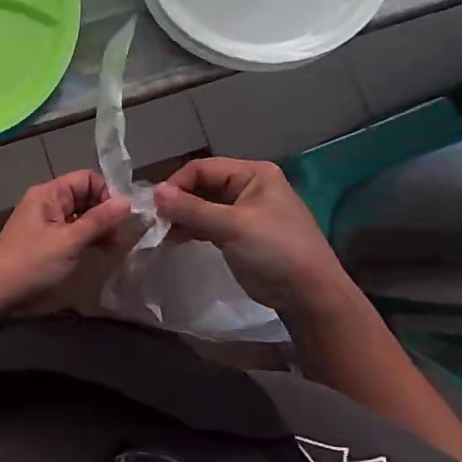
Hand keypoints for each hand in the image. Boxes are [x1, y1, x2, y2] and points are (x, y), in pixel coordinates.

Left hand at [0, 170, 130, 313]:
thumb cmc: (33, 264)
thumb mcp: (69, 241)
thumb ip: (99, 220)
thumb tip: (127, 201)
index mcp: (48, 194)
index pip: (87, 178)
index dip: (106, 194)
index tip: (118, 219)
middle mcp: (46, 202)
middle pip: (85, 196)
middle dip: (105, 213)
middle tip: (120, 238)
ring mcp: (44, 222)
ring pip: (80, 216)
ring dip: (98, 228)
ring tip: (114, 247)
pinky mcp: (45, 240)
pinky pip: (71, 231)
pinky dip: (86, 238)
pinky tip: (99, 251)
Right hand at [154, 157, 353, 314]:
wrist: (307, 294)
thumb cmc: (275, 250)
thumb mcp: (233, 226)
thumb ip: (192, 209)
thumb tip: (154, 192)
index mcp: (253, 174)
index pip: (203, 168)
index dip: (177, 184)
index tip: (155, 206)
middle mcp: (247, 187)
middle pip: (201, 186)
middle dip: (177, 201)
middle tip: (154, 221)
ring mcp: (242, 212)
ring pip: (202, 207)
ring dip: (181, 217)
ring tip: (160, 233)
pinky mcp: (237, 235)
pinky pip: (207, 225)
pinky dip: (190, 230)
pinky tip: (173, 240)